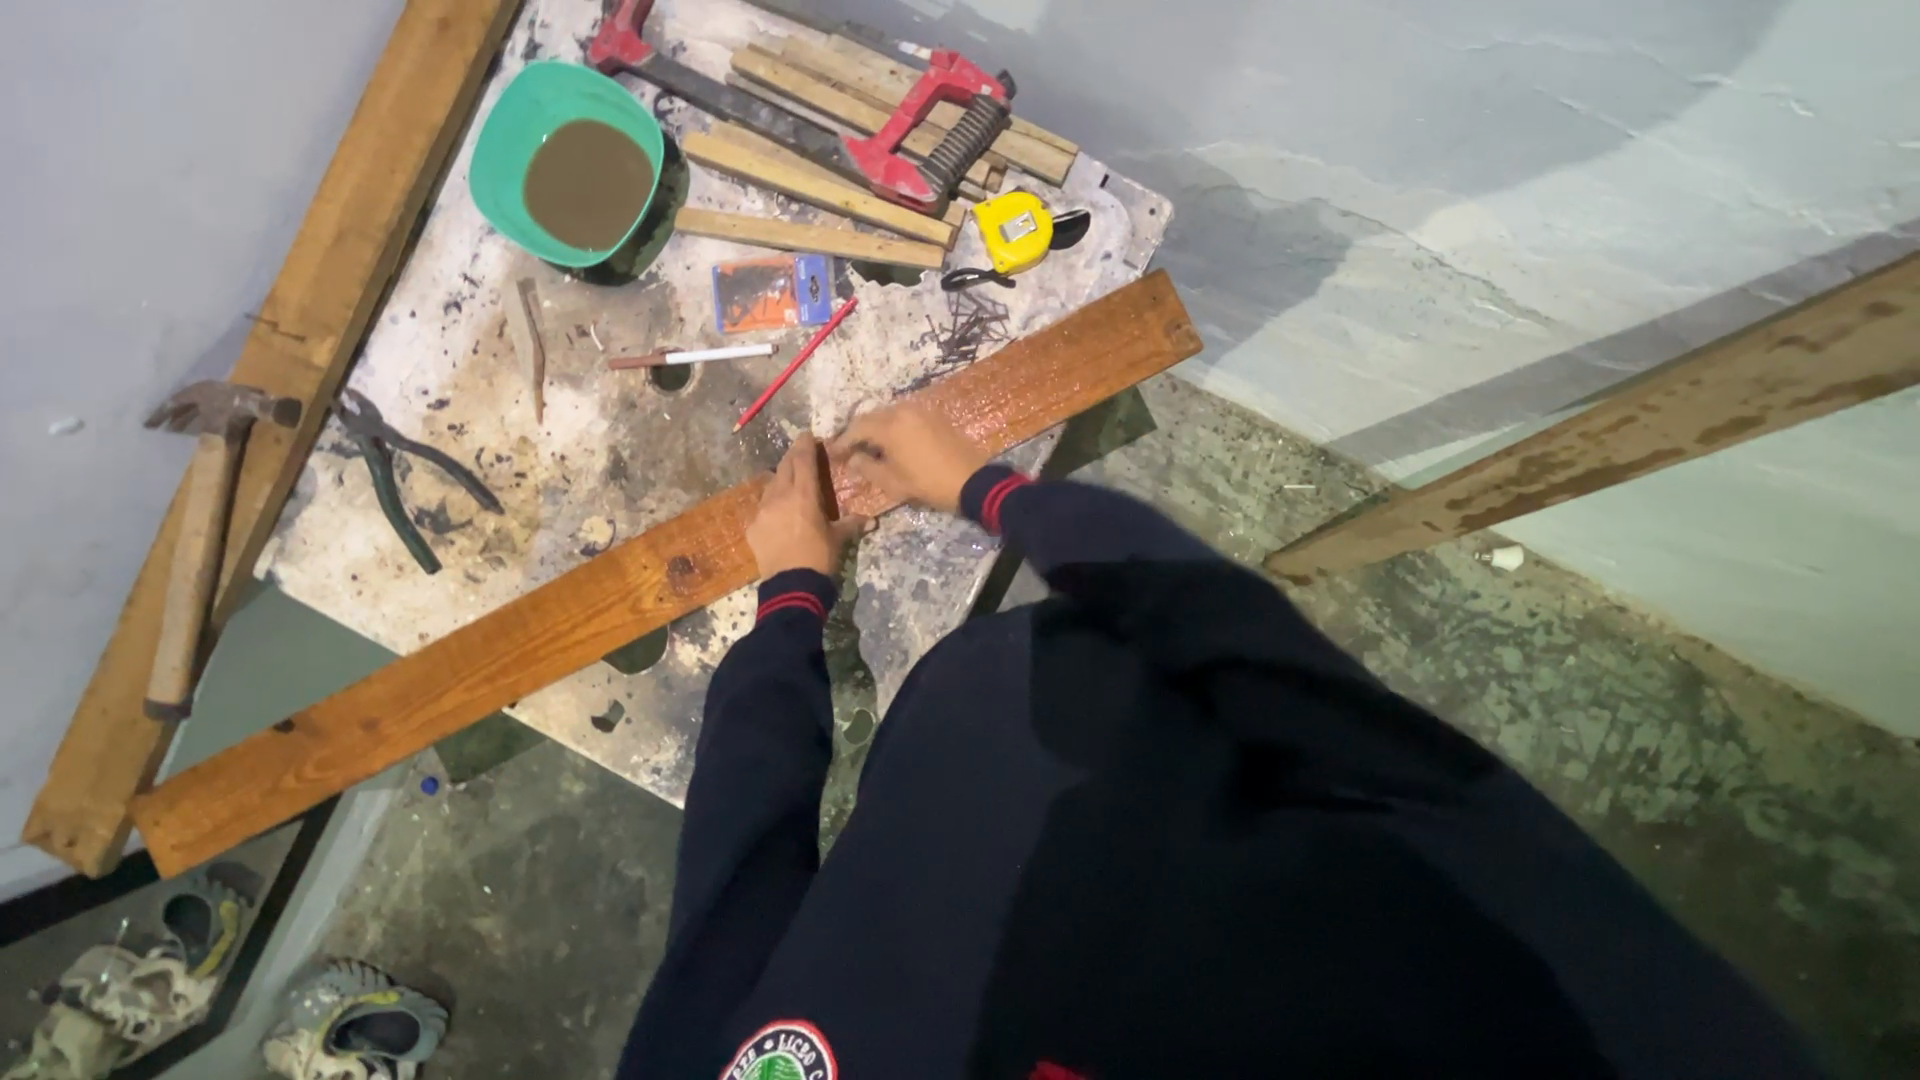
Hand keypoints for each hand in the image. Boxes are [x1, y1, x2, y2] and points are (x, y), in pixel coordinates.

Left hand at [747, 434, 867, 578]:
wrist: (792, 587)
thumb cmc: (820, 558)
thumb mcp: (839, 539)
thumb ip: (852, 524)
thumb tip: (870, 520)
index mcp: (804, 494)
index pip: (803, 459)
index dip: (805, 444)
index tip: (808, 435)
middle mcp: (780, 496)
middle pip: (784, 467)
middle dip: (792, 457)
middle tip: (800, 452)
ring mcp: (762, 511)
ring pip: (771, 485)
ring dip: (781, 479)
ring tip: (789, 481)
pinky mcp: (753, 527)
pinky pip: (762, 508)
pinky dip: (771, 503)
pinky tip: (777, 511)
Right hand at [829, 403, 988, 514]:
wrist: (972, 480)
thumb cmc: (928, 484)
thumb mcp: (892, 482)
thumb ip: (867, 468)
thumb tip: (852, 458)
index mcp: (889, 426)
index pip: (856, 428)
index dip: (843, 441)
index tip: (834, 453)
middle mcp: (902, 411)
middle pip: (872, 416)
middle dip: (858, 432)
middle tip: (850, 448)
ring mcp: (921, 410)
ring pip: (889, 413)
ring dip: (877, 427)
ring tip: (870, 445)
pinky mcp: (935, 416)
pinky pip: (906, 415)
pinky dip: (894, 425)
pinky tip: (894, 441)